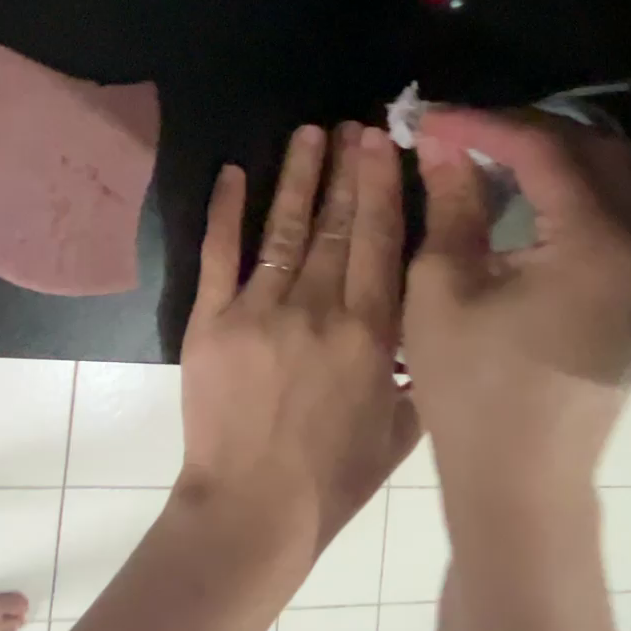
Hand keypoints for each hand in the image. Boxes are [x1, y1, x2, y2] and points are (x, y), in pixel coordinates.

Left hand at [179, 123, 420, 554]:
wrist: (254, 505)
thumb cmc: (332, 477)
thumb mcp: (399, 427)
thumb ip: (412, 368)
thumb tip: (420, 321)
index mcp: (371, 335)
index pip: (380, 243)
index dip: (382, 189)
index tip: (383, 146)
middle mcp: (318, 309)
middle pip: (336, 227)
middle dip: (345, 172)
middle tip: (351, 125)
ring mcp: (259, 309)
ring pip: (284, 229)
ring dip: (296, 179)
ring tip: (308, 135)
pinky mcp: (211, 318)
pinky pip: (220, 254)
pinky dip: (225, 211)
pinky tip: (233, 173)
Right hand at [402, 107, 630, 491]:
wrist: (521, 473)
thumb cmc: (469, 384)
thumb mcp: (442, 284)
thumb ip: (451, 201)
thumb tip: (439, 141)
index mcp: (601, 250)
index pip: (543, 150)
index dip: (479, 124)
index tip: (424, 118)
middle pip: (593, 149)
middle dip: (517, 129)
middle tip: (452, 129)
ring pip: (615, 173)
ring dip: (548, 151)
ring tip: (480, 148)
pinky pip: (623, 208)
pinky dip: (572, 185)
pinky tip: (522, 185)